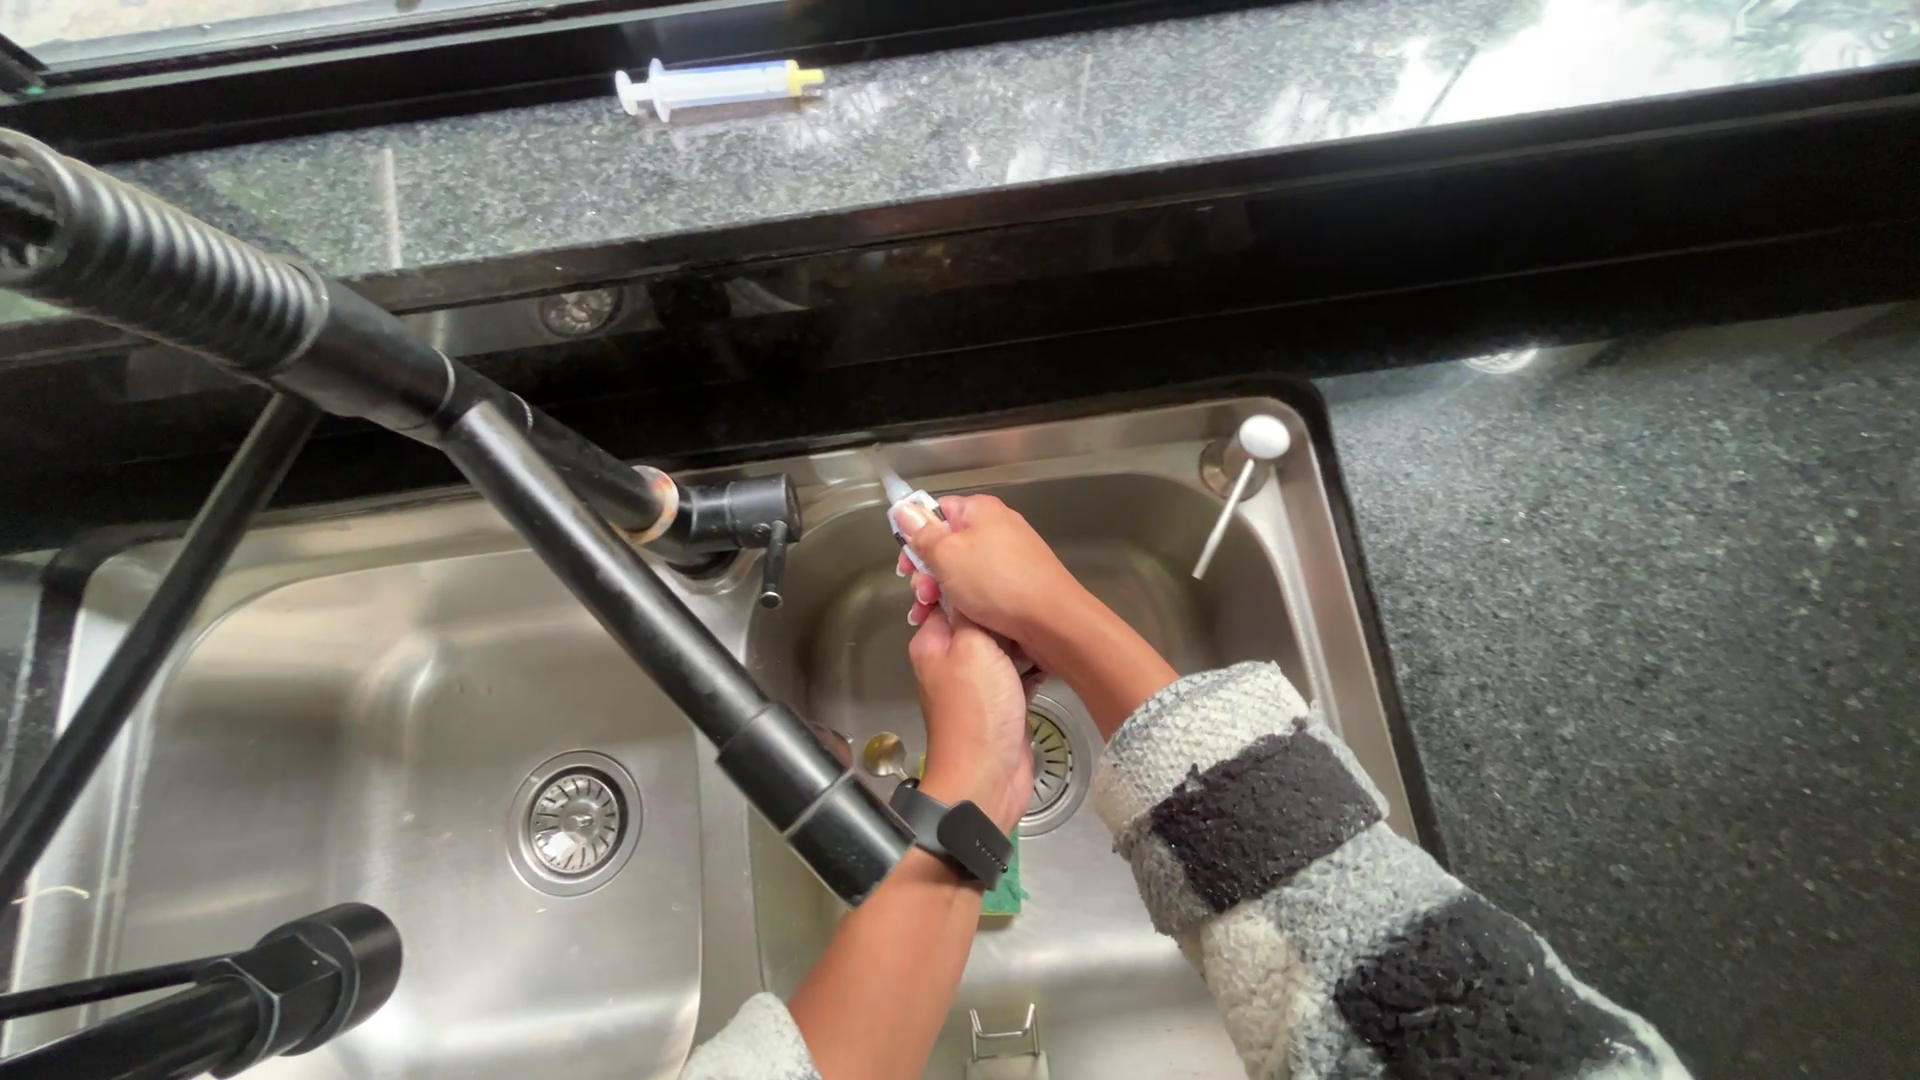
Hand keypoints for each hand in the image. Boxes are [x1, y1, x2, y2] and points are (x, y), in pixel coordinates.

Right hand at [895, 495, 1082, 641]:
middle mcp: (996, 528)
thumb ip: (922, 534)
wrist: (1053, 621)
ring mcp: (1008, 557)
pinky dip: (963, 602)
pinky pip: (979, 588)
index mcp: (980, 511)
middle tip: (922, 595)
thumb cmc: (996, 582)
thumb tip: (904, 509)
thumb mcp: (948, 555)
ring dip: (939, 592)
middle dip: (926, 572)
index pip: (936, 512)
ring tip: (931, 613)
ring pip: (960, 571)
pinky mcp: (1016, 583)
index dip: (915, 538)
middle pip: (946, 544)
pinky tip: (952, 620)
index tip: (906, 566)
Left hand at [908, 608, 1033, 834]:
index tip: (1003, 576)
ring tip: (1047, 628)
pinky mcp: (1001, 704)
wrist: (987, 776)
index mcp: (933, 643)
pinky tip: (1052, 656)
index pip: (949, 599)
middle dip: (1006, 616)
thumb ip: (970, 615)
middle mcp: (951, 660)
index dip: (975, 586)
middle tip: (1033, 603)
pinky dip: (1032, 669)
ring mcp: (977, 683)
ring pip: (1002, 649)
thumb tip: (966, 589)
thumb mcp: (972, 648)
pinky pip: (1018, 675)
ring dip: (1024, 643)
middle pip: (980, 624)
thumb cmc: (977, 707)